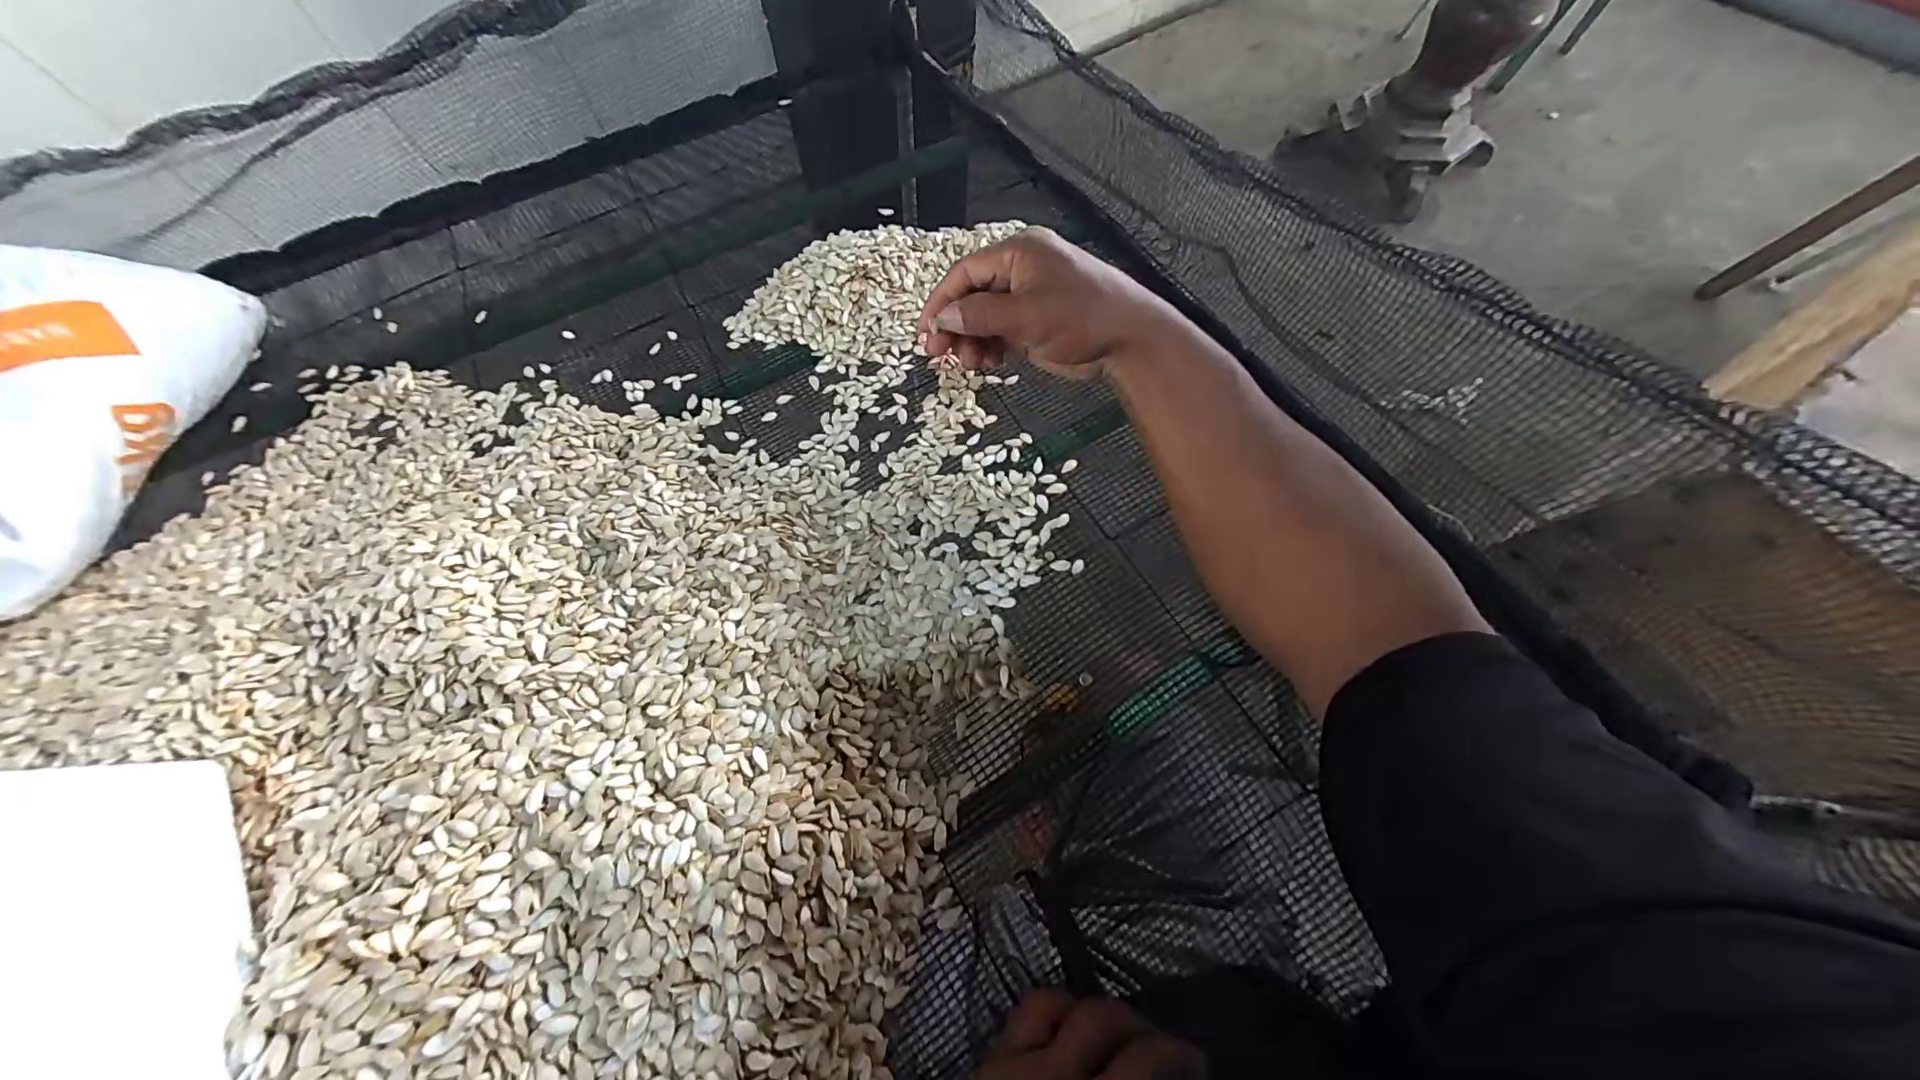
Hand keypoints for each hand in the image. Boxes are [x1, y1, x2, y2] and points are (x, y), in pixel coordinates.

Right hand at [917, 227, 1182, 379]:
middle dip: (955, 326)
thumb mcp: (1027, 316)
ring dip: (972, 341)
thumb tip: (943, 318)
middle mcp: (1021, 269)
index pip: (965, 272)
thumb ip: (981, 316)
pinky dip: (991, 347)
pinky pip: (1001, 331)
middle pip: (972, 296)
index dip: (941, 302)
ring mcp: (1029, 296)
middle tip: (939, 354)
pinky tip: (988, 362)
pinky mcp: (1036, 321)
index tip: (925, 331)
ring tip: (970, 364)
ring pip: (984, 318)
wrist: (1130, 340)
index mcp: (1019, 252)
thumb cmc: (1083, 317)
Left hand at [975, 989, 1205, 1079]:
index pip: (1145, 1065)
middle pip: (1107, 1022)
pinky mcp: (990, 1060)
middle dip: (1144, 1028)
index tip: (1197, 1062)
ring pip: (1065, 1006)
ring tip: (1118, 1034)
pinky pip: (1029, 1012)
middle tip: (1163, 1048)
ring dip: (1099, 1014)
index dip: (1181, 1055)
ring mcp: (1018, 1066)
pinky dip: (1056, 1010)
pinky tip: (1071, 1029)